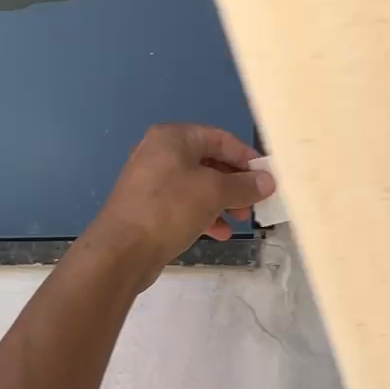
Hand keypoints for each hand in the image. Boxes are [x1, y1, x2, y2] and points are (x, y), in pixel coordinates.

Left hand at [75, 123, 275, 290]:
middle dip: (235, 183)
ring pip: (197, 185)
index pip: (219, 138)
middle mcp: (160, 153)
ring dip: (222, 201)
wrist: (121, 250)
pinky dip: (204, 214)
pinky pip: (184, 204)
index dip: (245, 157)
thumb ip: (243, 185)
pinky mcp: (148, 207)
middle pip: (209, 162)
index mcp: (173, 137)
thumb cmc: (169, 208)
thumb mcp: (213, 192)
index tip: (266, 177)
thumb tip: (268, 181)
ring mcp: (151, 181)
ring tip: (239, 220)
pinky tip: (219, 233)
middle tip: (254, 202)